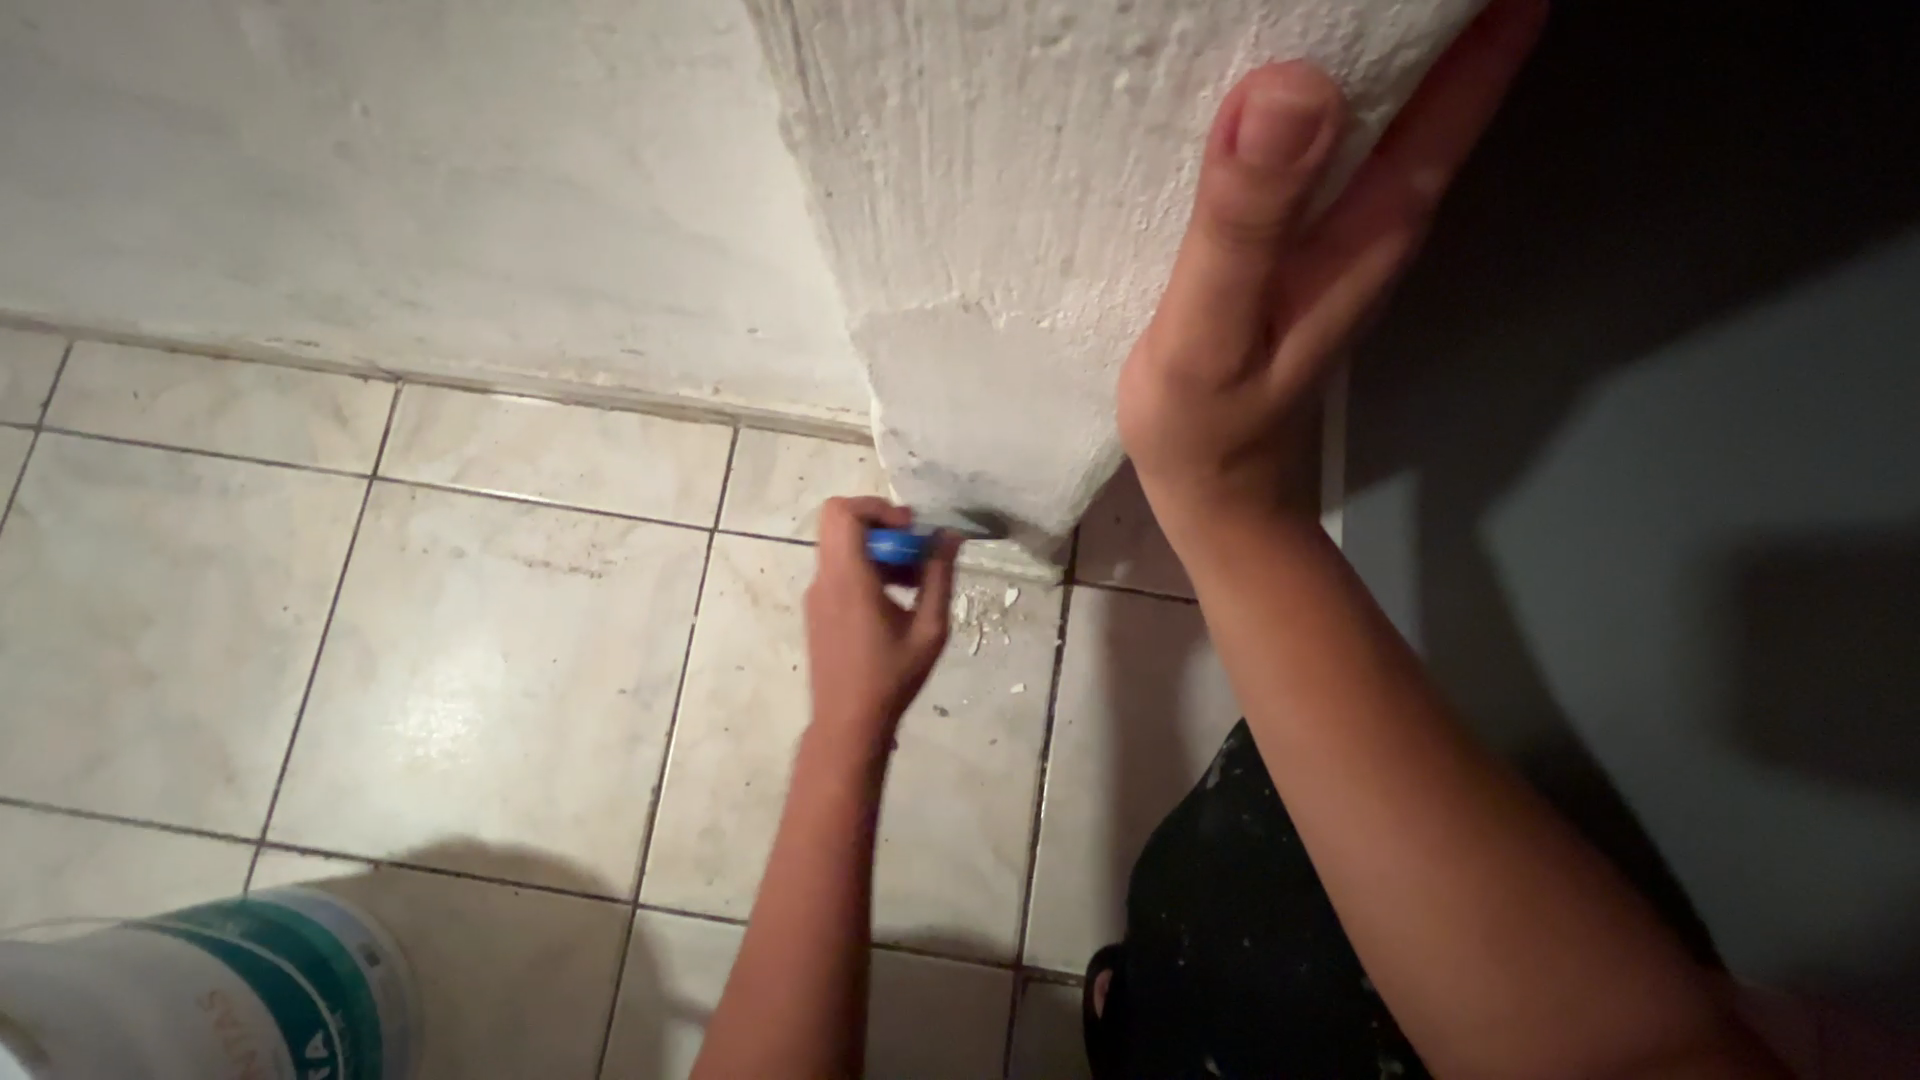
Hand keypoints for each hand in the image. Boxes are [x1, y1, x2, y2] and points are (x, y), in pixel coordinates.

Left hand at [804, 497, 958, 745]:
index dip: (878, 508)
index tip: (910, 531)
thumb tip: (949, 536)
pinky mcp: (817, 610)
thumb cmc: (891, 678)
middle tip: (914, 551)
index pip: (844, 512)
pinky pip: (839, 571)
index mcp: (848, 579)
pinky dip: (866, 570)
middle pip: (841, 523)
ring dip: (877, 551)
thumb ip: (939, 577)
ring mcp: (816, 595)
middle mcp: (824, 579)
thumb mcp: (929, 628)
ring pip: (841, 547)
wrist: (847, 723)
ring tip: (913, 583)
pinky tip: (895, 603)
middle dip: (882, 527)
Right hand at [1117, 0, 1545, 534]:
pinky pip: (1326, 131)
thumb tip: (1290, 86)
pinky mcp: (1306, 233)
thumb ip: (1246, 221)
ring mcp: (1347, 219)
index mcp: (1379, 214)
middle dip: (1405, 1)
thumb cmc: (1206, 424)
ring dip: (1364, 27)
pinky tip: (1264, 65)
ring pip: (1384, 89)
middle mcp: (1383, 202)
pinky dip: (1314, 85)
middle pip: (1433, 61)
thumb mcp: (1211, 330)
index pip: (1466, 63)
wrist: (1213, 489)